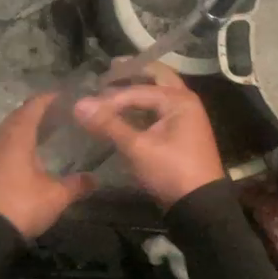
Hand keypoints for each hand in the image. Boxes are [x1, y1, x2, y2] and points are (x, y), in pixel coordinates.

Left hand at [0, 93, 95, 238]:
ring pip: (6, 131)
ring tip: (42, 133)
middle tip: (57, 115)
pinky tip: (23, 155)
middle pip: (18, 116)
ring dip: (22, 128)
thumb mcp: (55, 196)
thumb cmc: (21, 205)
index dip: (48, 99)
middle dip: (36, 112)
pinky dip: (12, 143)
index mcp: (17, 136)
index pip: (33, 107)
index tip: (63, 96)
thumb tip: (94, 179)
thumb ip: (76, 185)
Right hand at [73, 63, 224, 206]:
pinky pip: (158, 111)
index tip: (87, 105)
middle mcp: (185, 102)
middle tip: (109, 71)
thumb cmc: (171, 171)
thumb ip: (108, 124)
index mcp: (179, 100)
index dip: (110, 97)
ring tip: (110, 91)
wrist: (199, 208)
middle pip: (156, 78)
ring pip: (157, 95)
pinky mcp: (180, 134)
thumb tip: (78, 104)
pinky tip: (123, 114)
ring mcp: (185, 118)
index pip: (138, 89)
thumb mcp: (137, 148)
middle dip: (132, 73)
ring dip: (137, 91)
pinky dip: (141, 108)